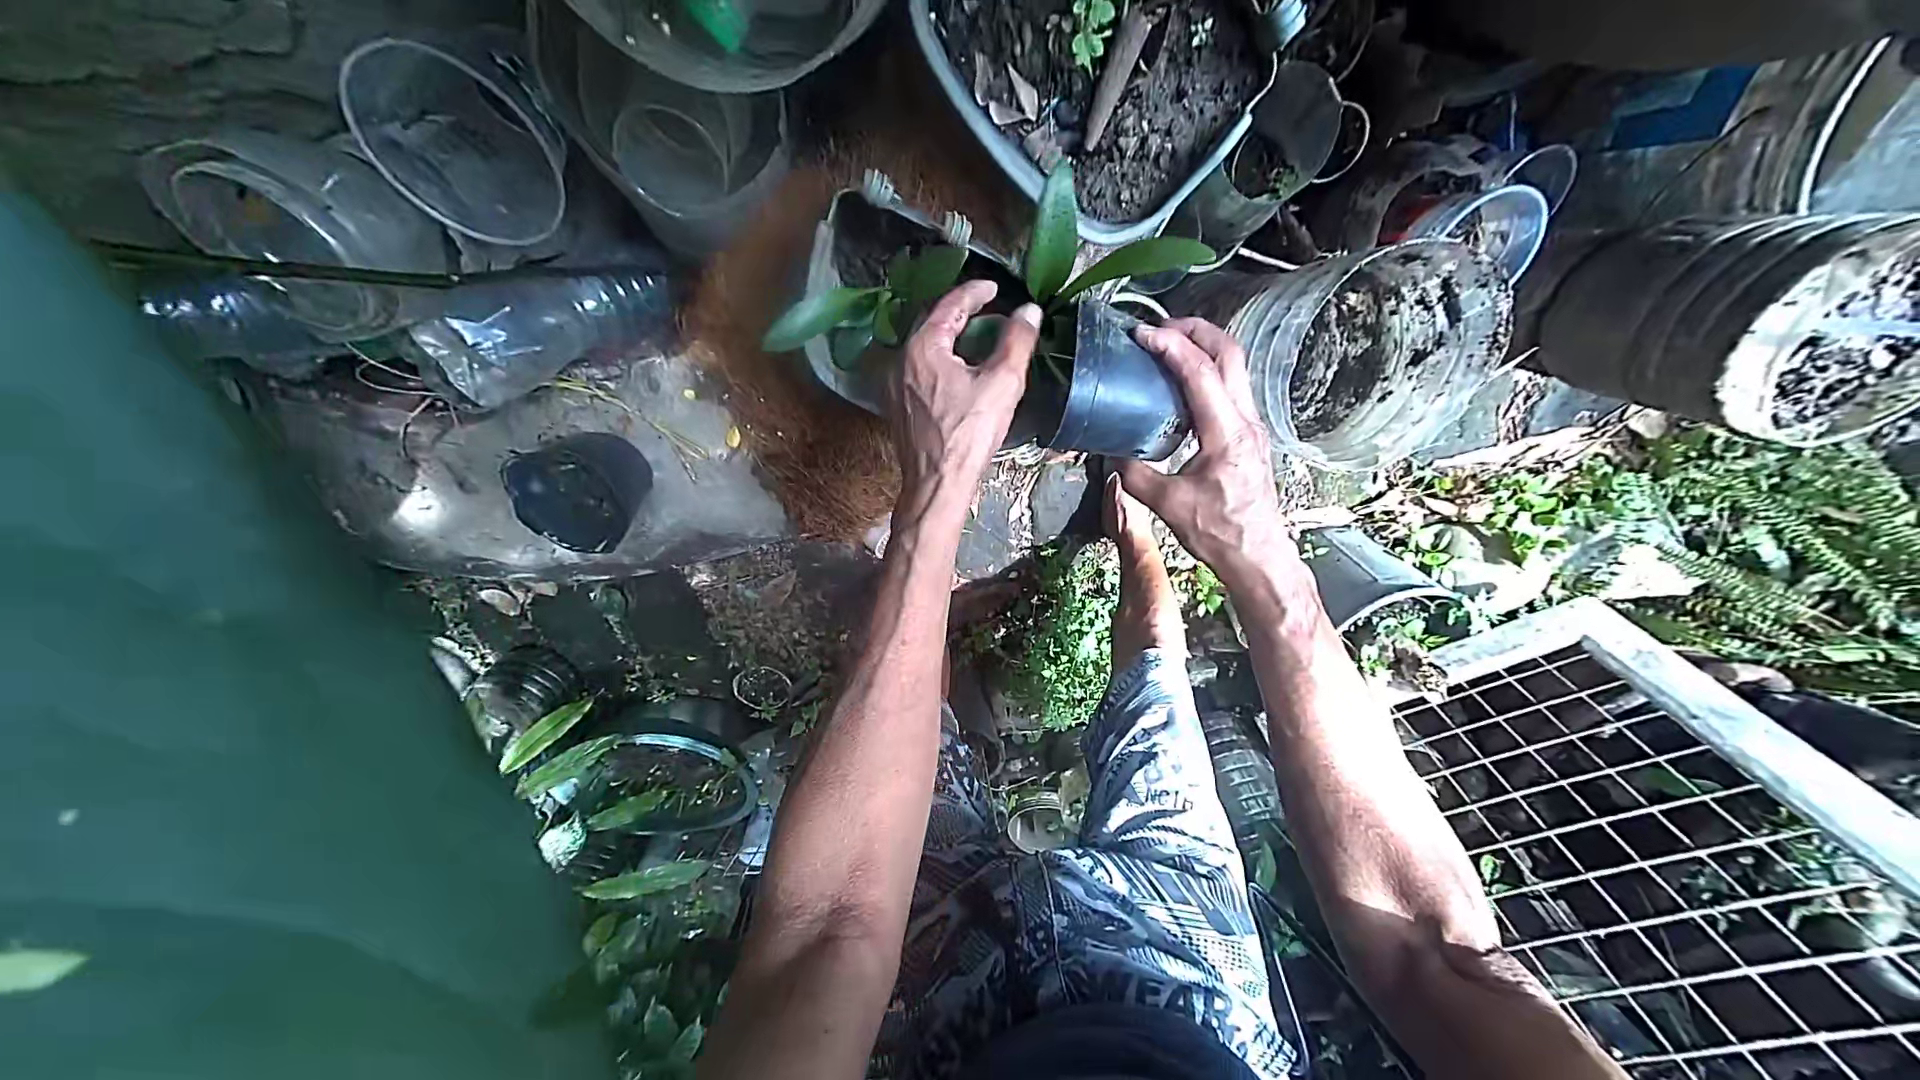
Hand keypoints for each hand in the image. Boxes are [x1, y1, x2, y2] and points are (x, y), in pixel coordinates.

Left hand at [887, 280, 1039, 508]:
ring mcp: (893, 385)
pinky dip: (938, 361)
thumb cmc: (968, 435)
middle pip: (930, 323)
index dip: (975, 292)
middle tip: (986, 311)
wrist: (937, 484)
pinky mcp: (896, 407)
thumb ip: (1017, 342)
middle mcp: (899, 360)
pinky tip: (957, 372)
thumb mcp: (1002, 383)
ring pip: (922, 348)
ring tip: (975, 338)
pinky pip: (917, 370)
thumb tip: (1029, 311)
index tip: (994, 287)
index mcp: (922, 347)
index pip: (949, 305)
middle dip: (959, 313)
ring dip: (948, 338)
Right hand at [1116, 318, 1292, 583]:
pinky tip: (1181, 387)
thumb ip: (1134, 474)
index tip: (1142, 334)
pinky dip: (1207, 373)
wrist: (1258, 556)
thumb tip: (1112, 453)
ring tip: (1168, 348)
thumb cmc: (1220, 533)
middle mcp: (1245, 421)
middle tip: (1160, 328)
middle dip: (1196, 330)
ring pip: (1235, 368)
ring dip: (1204, 348)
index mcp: (1227, 432)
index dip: (1169, 346)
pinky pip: (1231, 389)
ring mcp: (1251, 427)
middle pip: (1230, 353)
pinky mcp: (1247, 437)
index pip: (1200, 372)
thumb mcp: (1168, 504)